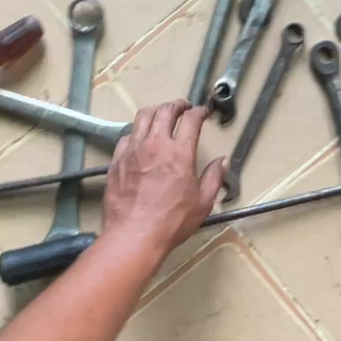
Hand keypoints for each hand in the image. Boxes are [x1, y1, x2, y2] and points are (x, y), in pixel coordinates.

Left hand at [100, 101, 223, 256]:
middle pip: (165, 111)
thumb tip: (222, 162)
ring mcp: (133, 150)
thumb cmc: (171, 222)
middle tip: (184, 108)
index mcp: (180, 153)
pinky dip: (137, 131)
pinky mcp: (117, 160)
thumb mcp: (203, 203)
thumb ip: (214, 178)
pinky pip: (127, 136)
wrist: (134, 235)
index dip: (199, 111)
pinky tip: (141, 138)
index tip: (203, 112)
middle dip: (178, 105)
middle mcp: (155, 145)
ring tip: (162, 115)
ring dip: (156, 111)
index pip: (191, 120)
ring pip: (143, 116)